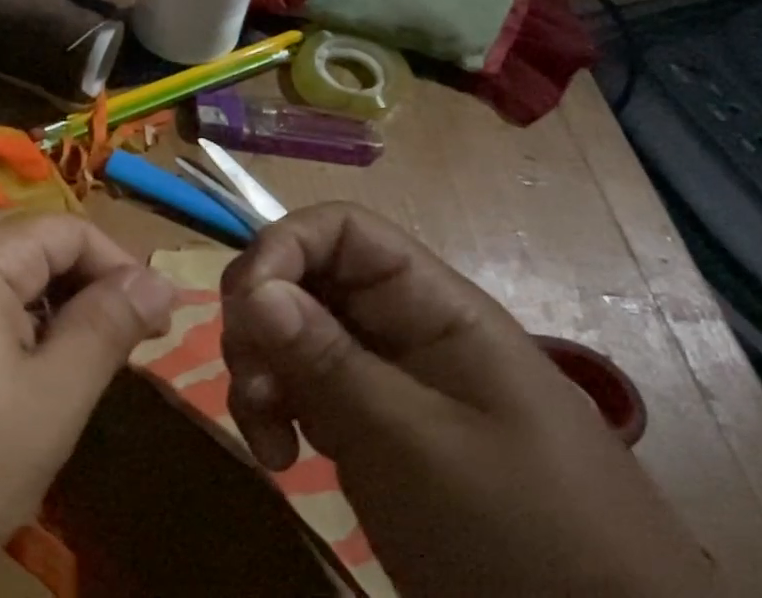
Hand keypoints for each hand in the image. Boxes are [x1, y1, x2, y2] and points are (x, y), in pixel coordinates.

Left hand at [0, 213, 174, 597]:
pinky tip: (28, 366)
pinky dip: (11, 315)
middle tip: (127, 338)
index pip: (64, 227)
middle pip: (28, 240)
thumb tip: (156, 281)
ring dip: (50, 300)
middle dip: (85, 279)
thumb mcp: (53, 398)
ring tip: (84, 358)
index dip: (119, 265)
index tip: (156, 321)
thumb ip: (106, 328)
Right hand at [221, 203, 716, 596]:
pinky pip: (299, 391)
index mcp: (436, 311)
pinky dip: (274, 414)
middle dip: (260, 326)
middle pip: (303, 284)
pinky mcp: (368, 427)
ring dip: (259, 377)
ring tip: (269, 443)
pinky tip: (283, 458)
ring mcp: (384, 381)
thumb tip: (251, 286)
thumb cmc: (518, 530)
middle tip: (255, 388)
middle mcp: (403, 332)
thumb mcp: (414, 443)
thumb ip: (327, 359)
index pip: (342, 232)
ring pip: (290, 339)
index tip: (243, 307)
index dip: (282, 249)